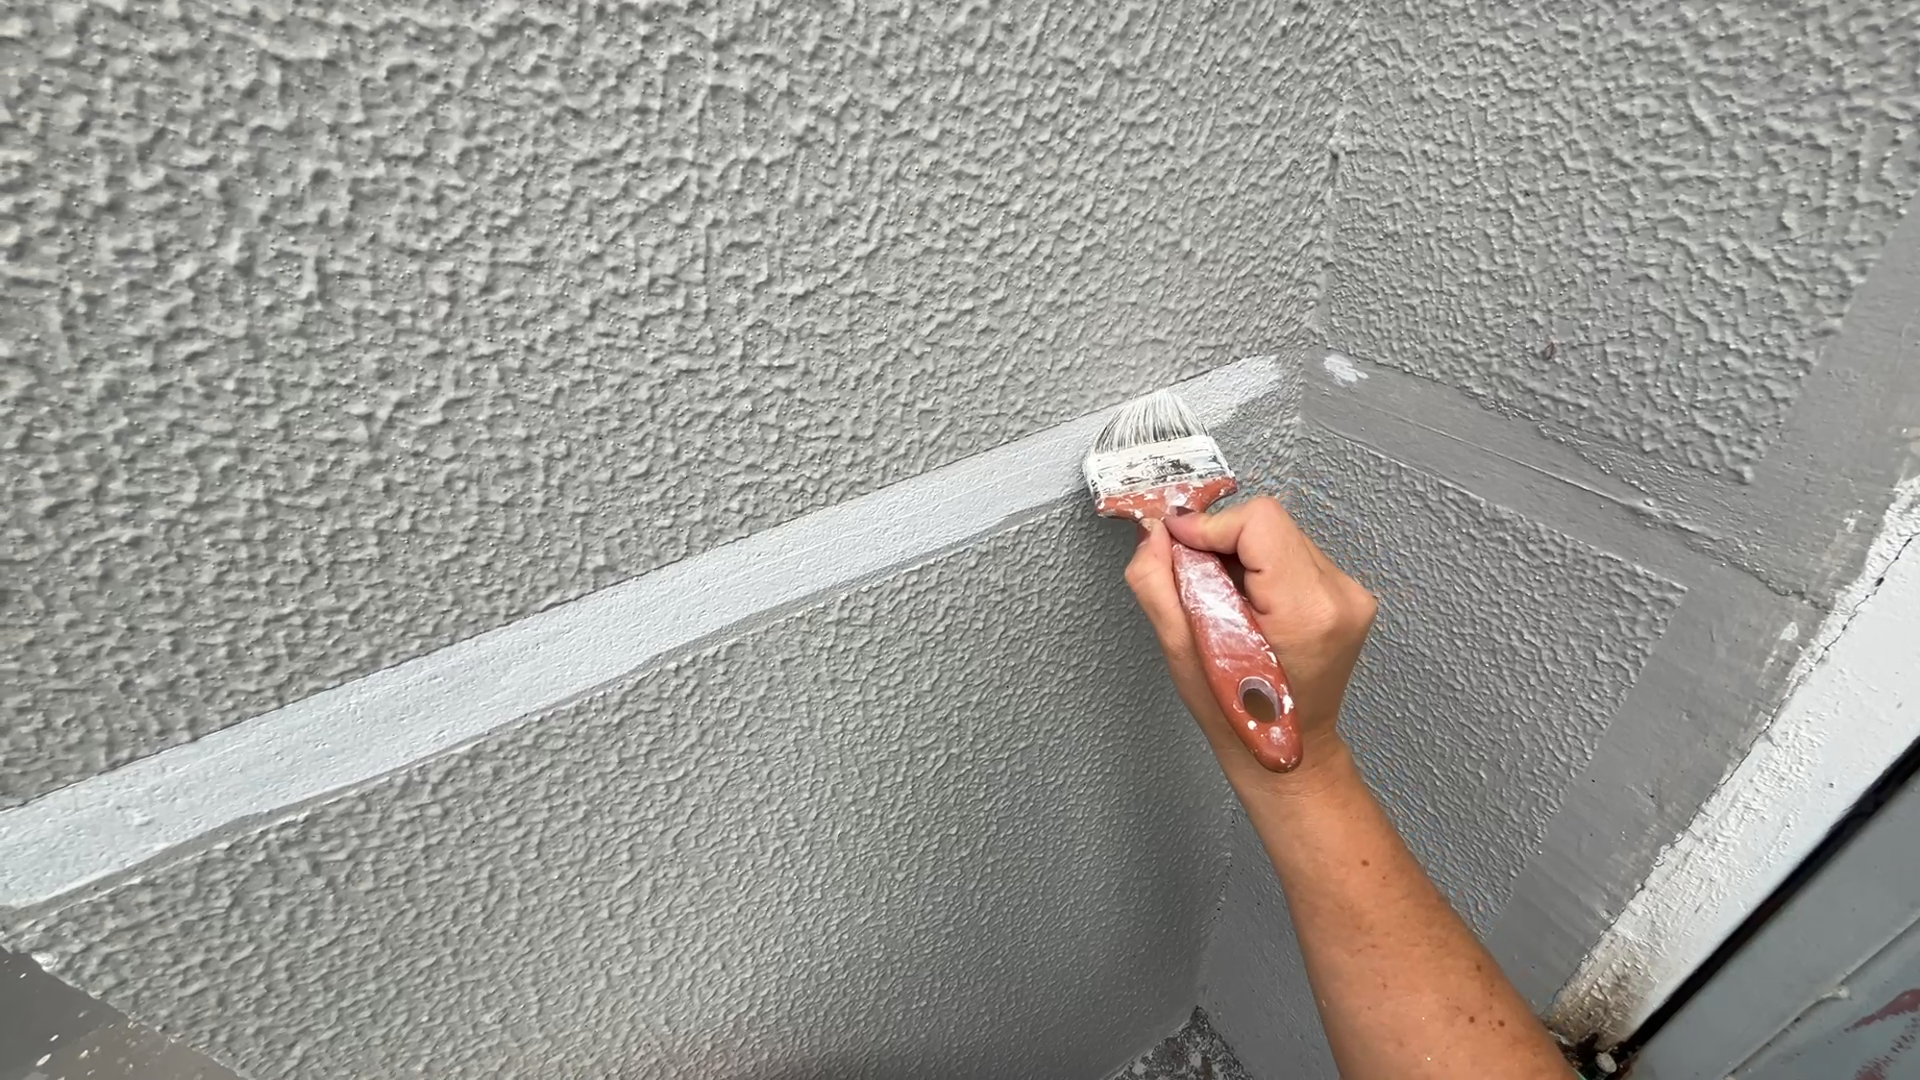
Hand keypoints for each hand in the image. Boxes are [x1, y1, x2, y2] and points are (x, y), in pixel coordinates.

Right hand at [1124, 496, 1376, 793]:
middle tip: (1193, 581)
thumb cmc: (1237, 714)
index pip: (1259, 522)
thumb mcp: (1179, 650)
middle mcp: (1339, 595)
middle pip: (1267, 524)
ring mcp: (1349, 594)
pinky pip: (1290, 553)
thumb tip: (1153, 532)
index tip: (1177, 545)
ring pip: (1277, 535)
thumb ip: (1156, 583)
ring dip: (1237, 555)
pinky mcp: (1346, 595)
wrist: (1288, 753)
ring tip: (1219, 600)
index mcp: (1305, 611)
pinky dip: (1257, 566)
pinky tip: (1243, 604)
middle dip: (1220, 542)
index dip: (1210, 526)